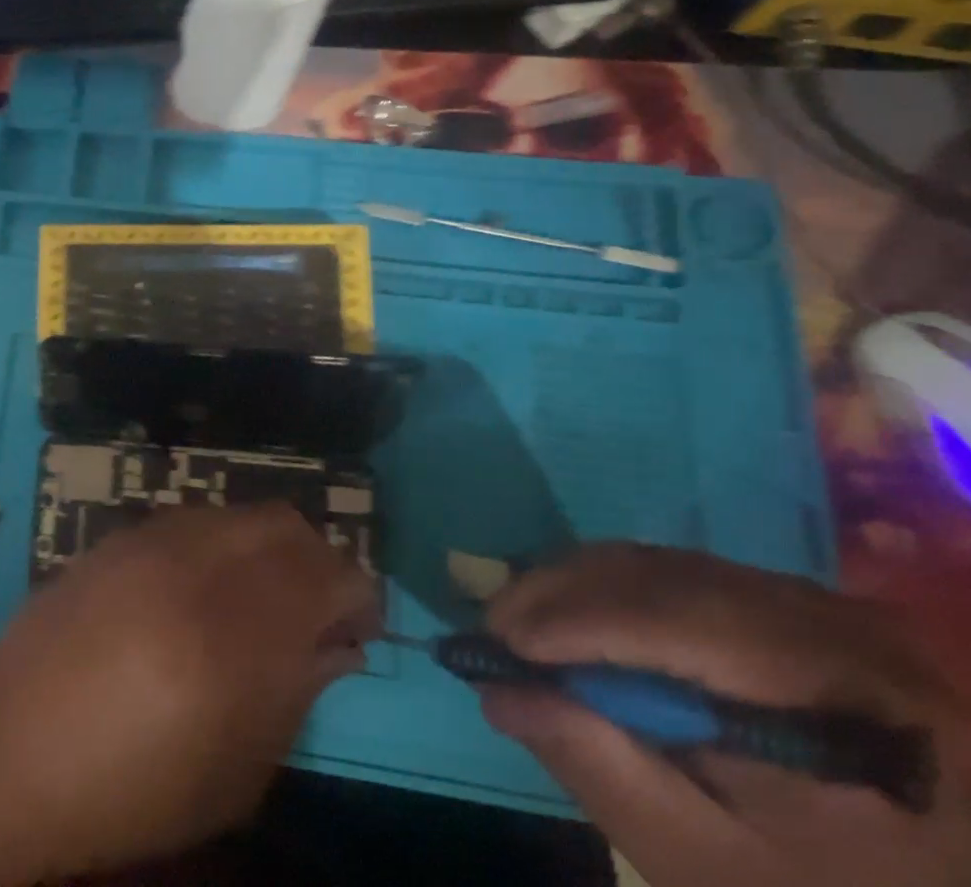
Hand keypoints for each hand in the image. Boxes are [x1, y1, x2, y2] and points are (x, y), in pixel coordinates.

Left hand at [0, 503, 380, 878]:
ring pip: (231, 515)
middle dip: (316, 563)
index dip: (358, 599)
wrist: (2, 755)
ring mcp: (139, 547)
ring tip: (254, 602)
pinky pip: (183, 523)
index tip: (355, 634)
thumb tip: (332, 648)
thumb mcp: (233, 776)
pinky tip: (196, 593)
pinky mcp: (105, 545)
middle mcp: (188, 568)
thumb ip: (293, 699)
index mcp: (230, 633)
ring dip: (262, 549)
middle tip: (312, 615)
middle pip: (284, 526)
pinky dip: (213, 546)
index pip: (328, 575)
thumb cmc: (123, 791)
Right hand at [483, 543, 970, 886]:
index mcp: (846, 698)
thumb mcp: (702, 857)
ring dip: (578, 587)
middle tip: (491, 632)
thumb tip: (498, 693)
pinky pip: (682, 575)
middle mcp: (842, 626)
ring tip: (520, 629)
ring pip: (668, 564)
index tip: (496, 644)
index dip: (584, 621)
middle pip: (671, 577)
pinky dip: (611, 592)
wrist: (927, 879)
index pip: (693, 622)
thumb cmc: (816, 884)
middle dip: (562, 593)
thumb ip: (602, 770)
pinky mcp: (798, 608)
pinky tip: (576, 626)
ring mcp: (823, 608)